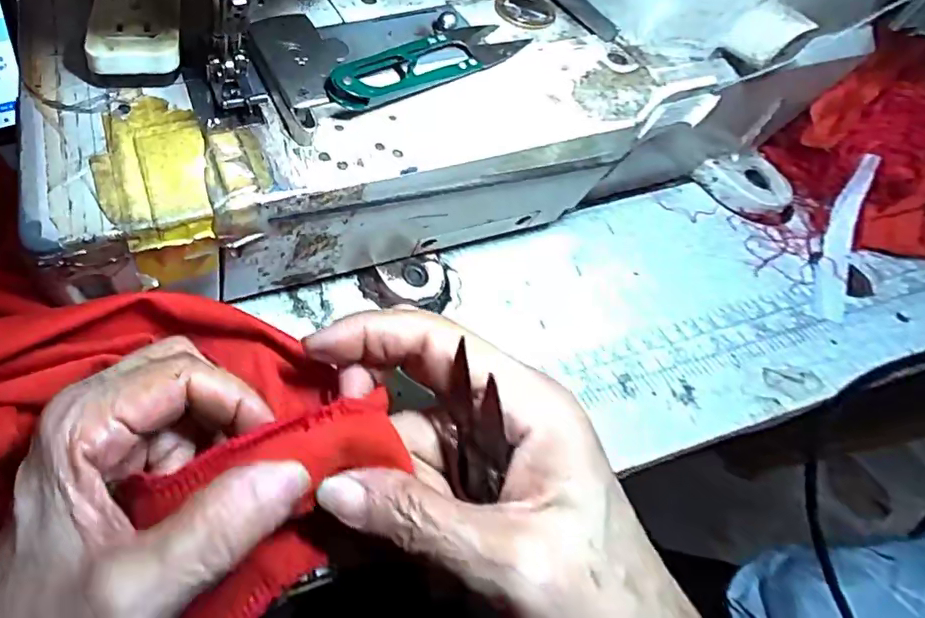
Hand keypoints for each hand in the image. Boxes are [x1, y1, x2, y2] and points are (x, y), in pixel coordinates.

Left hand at [0, 337, 310, 617]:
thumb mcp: (136, 587)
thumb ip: (212, 530)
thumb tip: (288, 471)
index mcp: (82, 418)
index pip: (176, 370)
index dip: (234, 398)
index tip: (277, 448)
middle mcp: (87, 406)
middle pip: (176, 369)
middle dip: (227, 410)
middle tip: (263, 464)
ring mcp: (96, 430)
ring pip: (177, 400)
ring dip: (217, 438)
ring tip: (237, 495)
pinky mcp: (107, 457)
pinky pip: (168, 435)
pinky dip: (200, 459)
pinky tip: (206, 503)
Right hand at [304, 309, 695, 617]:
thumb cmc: (611, 603)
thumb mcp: (514, 561)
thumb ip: (419, 520)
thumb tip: (329, 487)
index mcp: (522, 401)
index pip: (431, 337)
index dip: (367, 333)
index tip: (314, 349)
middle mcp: (495, 411)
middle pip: (406, 379)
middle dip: (364, 408)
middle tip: (326, 439)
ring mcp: (479, 449)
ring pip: (398, 433)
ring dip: (370, 466)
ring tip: (346, 505)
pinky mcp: (468, 485)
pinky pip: (406, 471)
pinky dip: (382, 493)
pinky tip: (371, 522)